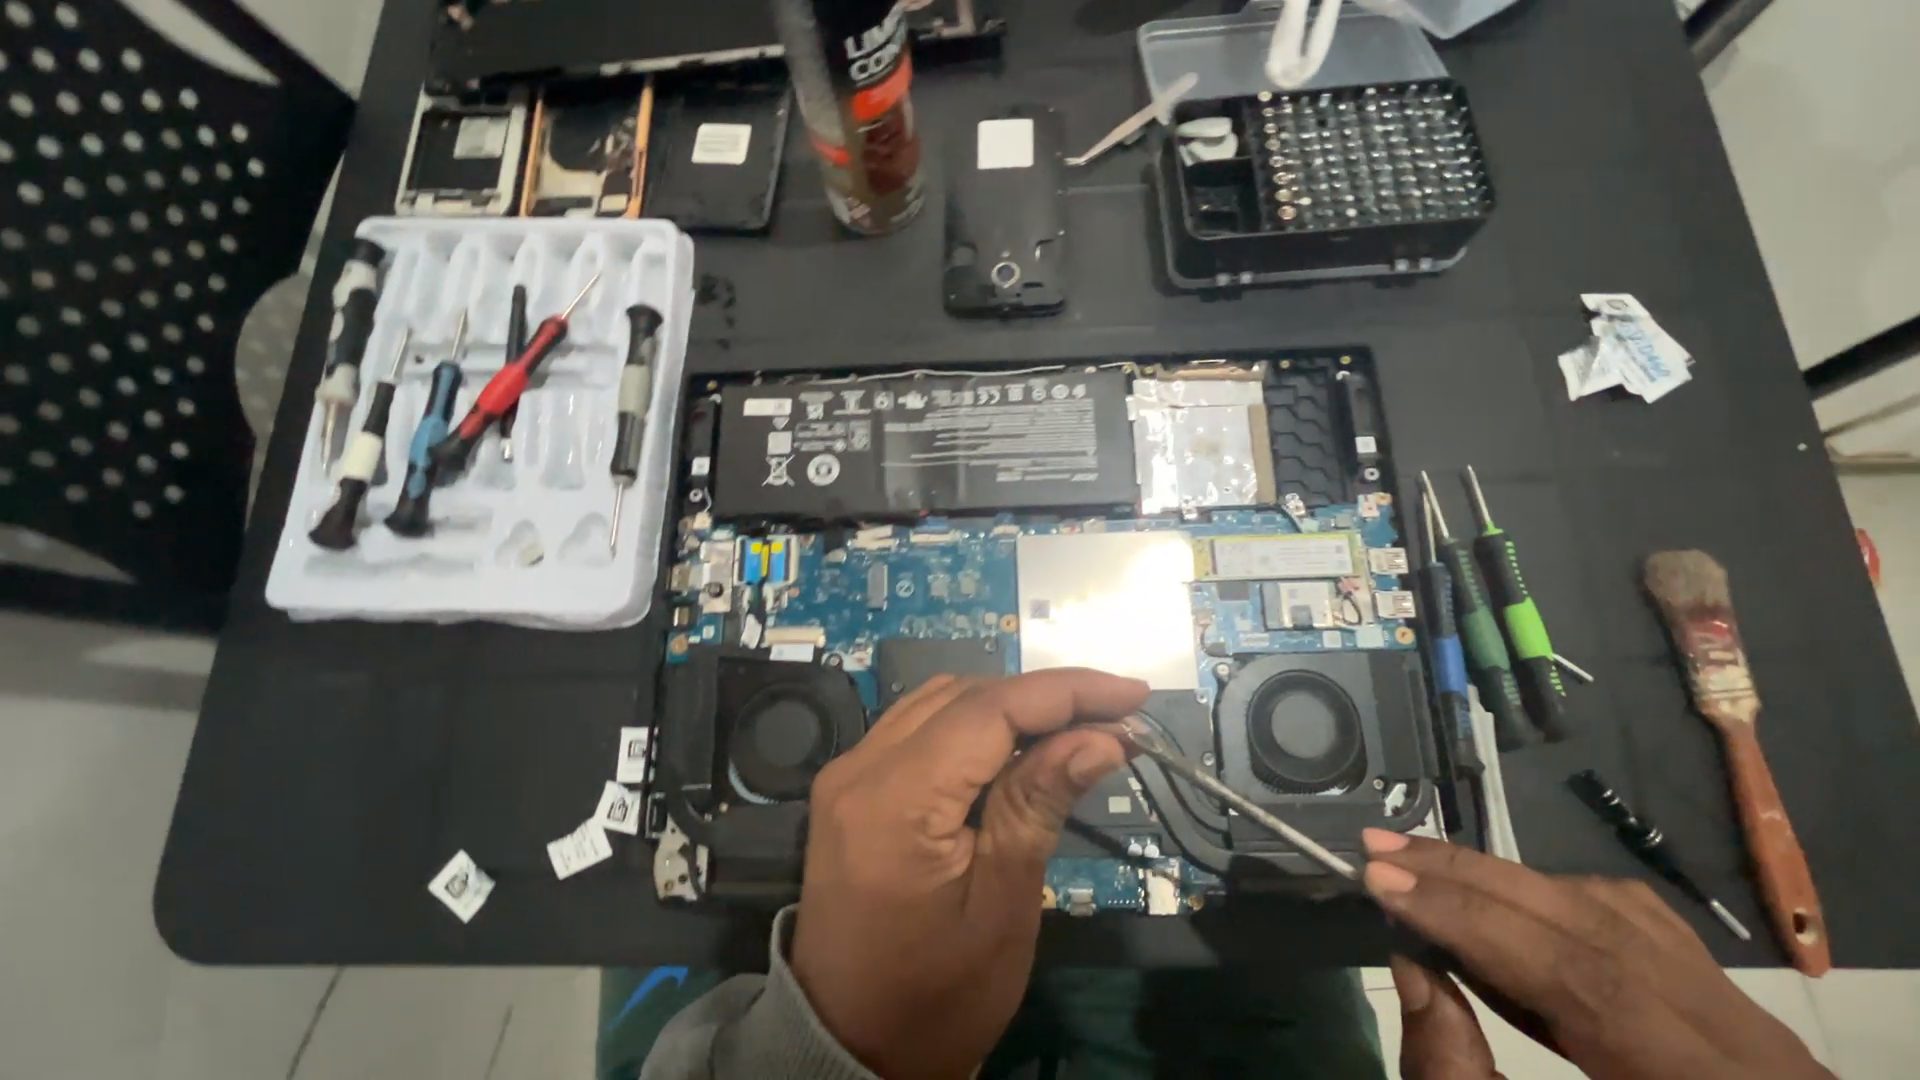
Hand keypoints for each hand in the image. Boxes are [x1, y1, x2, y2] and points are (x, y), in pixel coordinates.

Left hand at [791, 671, 1148, 1079]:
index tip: (1132, 693)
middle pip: (963, 696)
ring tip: (1075, 728)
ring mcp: (848, 773)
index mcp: (894, 800)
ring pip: (939, 701)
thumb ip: (1039, 804)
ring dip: (1009, 704)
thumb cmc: (935, 995)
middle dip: (1044, 697)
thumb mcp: (1003, 907)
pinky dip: (973, 723)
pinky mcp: (851, 786)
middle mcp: (859, 767)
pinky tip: (1016, 745)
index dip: (1066, 691)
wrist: (848, 1043)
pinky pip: (917, 727)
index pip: (989, 709)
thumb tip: (1101, 737)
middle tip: (1113, 718)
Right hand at [1363, 829, 1832, 1079]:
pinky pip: (1636, 923)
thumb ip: (1456, 1071)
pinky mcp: (1731, 1008)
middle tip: (1379, 848)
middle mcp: (1749, 1053)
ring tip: (1416, 860)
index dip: (1469, 918)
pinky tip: (1494, 893)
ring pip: (1612, 913)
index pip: (1577, 975)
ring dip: (1499, 880)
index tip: (1382, 879)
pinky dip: (1551, 897)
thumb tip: (1411, 962)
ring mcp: (1750, 1024)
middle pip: (1592, 926)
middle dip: (1471, 882)